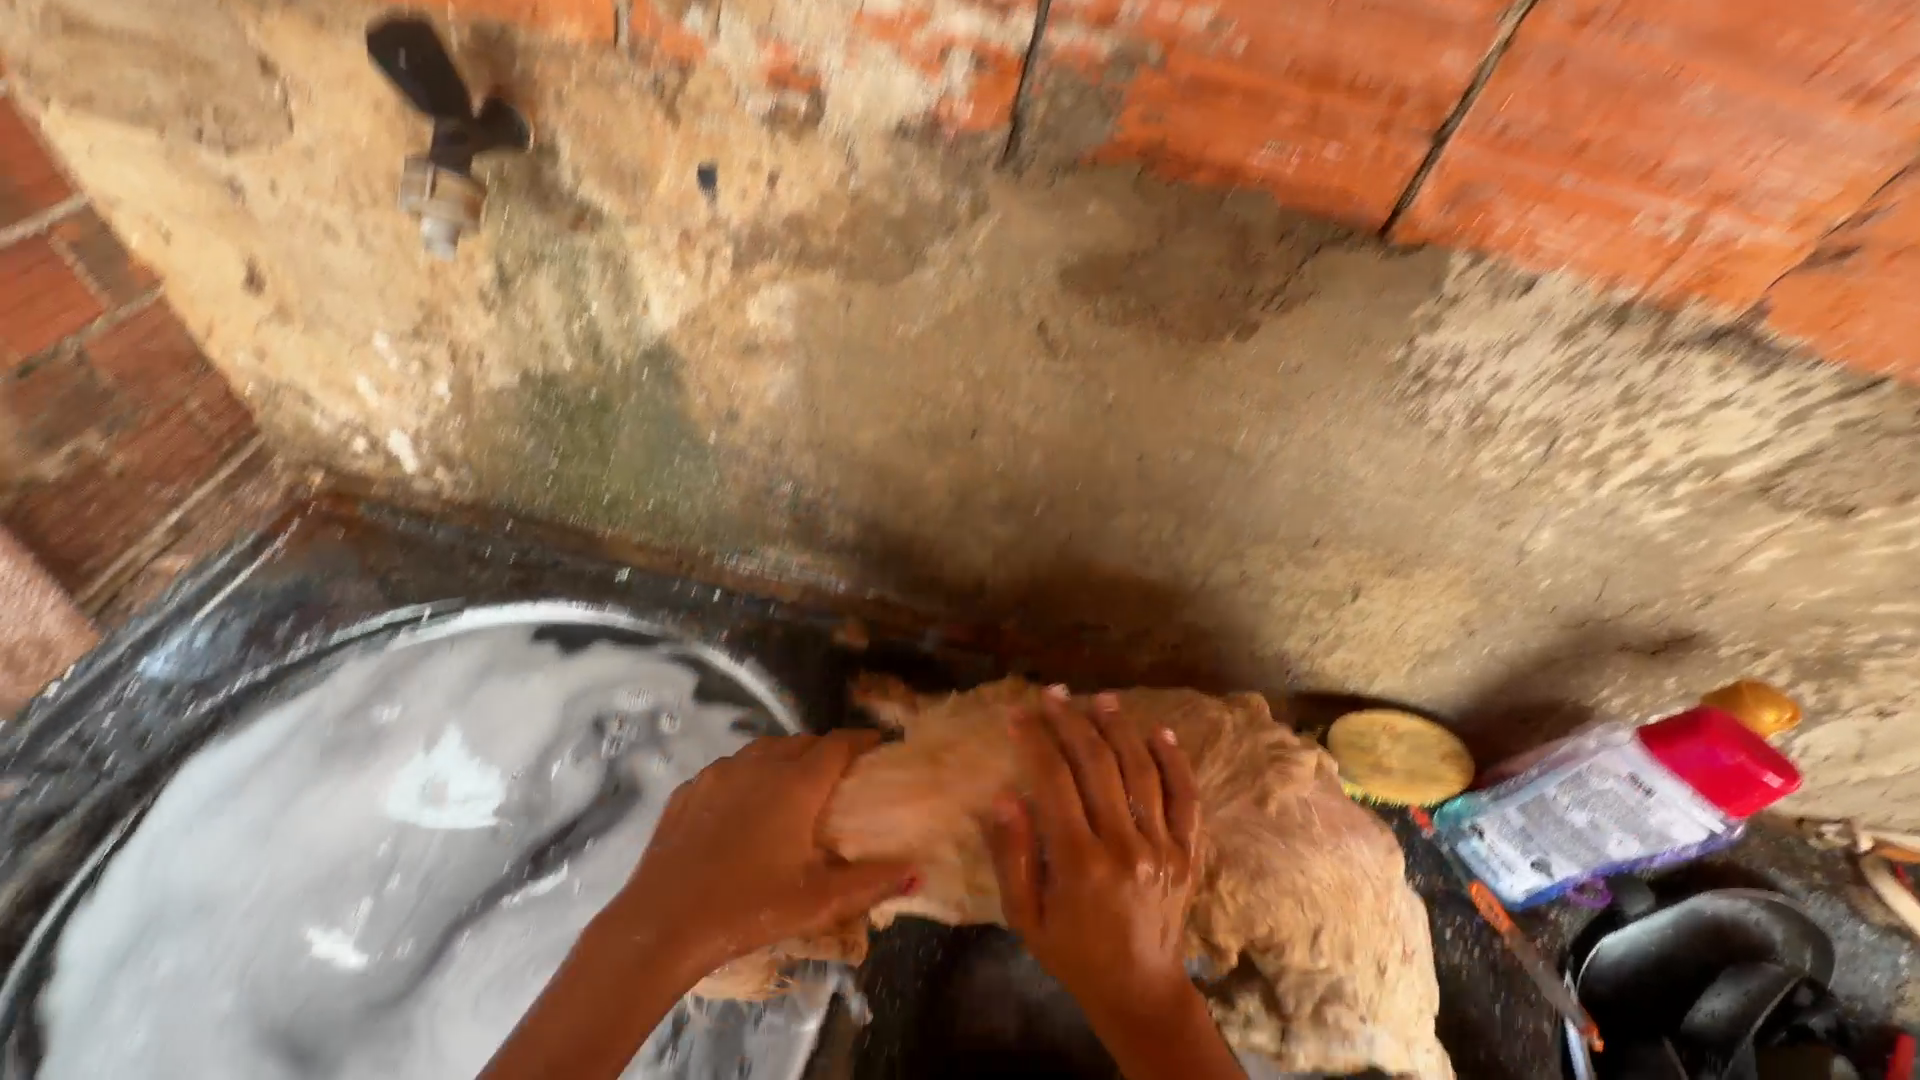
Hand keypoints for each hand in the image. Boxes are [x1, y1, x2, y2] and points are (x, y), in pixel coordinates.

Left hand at [484, 730, 915, 1079]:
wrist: (661, 924)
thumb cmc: (748, 908)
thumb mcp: (818, 902)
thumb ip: (872, 883)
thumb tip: (917, 870)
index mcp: (797, 783)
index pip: (839, 743)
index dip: (863, 741)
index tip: (880, 747)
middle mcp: (759, 764)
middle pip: (802, 742)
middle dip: (826, 751)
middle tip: (841, 778)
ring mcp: (719, 773)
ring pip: (763, 751)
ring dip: (785, 760)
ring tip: (794, 789)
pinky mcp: (688, 790)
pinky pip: (729, 770)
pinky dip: (747, 777)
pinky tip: (744, 809)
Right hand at [987, 690, 1243, 1079]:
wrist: (1140, 990)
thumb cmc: (1072, 953)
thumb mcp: (1025, 916)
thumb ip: (1013, 855)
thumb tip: (1003, 796)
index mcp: (1080, 863)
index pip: (1053, 781)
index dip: (1034, 741)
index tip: (1018, 715)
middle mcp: (1125, 847)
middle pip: (1097, 765)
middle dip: (1071, 722)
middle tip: (1054, 694)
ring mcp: (1164, 848)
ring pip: (1142, 771)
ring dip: (1119, 729)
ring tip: (1100, 699)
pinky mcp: (1189, 853)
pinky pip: (1186, 797)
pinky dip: (1175, 761)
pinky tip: (1159, 732)